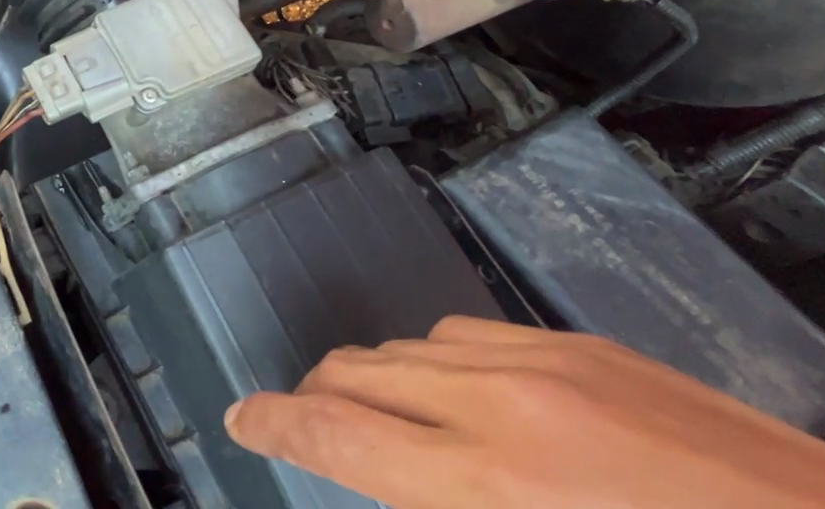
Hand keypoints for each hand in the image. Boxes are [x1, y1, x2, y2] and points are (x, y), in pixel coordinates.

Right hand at [225, 315, 824, 508]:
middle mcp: (498, 406)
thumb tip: (392, 481)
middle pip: (353, 374)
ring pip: (403, 347)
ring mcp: (542, 361)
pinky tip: (467, 398)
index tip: (242, 419)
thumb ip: (445, 507)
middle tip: (314, 428)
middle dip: (317, 398)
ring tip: (396, 422)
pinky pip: (462, 333)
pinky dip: (437, 363)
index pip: (334, 434)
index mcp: (488, 487)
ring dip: (380, 382)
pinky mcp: (581, 344)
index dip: (273, 423)